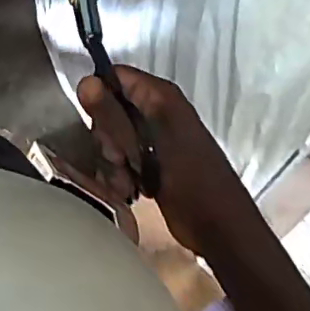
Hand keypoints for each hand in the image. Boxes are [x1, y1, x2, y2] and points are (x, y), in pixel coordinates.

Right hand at [78, 65, 228, 256]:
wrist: (224, 234)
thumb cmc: (192, 186)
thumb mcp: (147, 149)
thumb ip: (113, 116)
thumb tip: (85, 83)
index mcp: (160, 96)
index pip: (113, 76)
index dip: (99, 96)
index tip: (97, 125)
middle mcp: (156, 108)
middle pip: (109, 107)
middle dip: (107, 138)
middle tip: (118, 160)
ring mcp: (155, 135)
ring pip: (113, 135)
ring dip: (113, 161)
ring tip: (126, 183)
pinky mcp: (152, 159)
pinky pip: (122, 154)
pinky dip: (121, 172)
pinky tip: (129, 189)